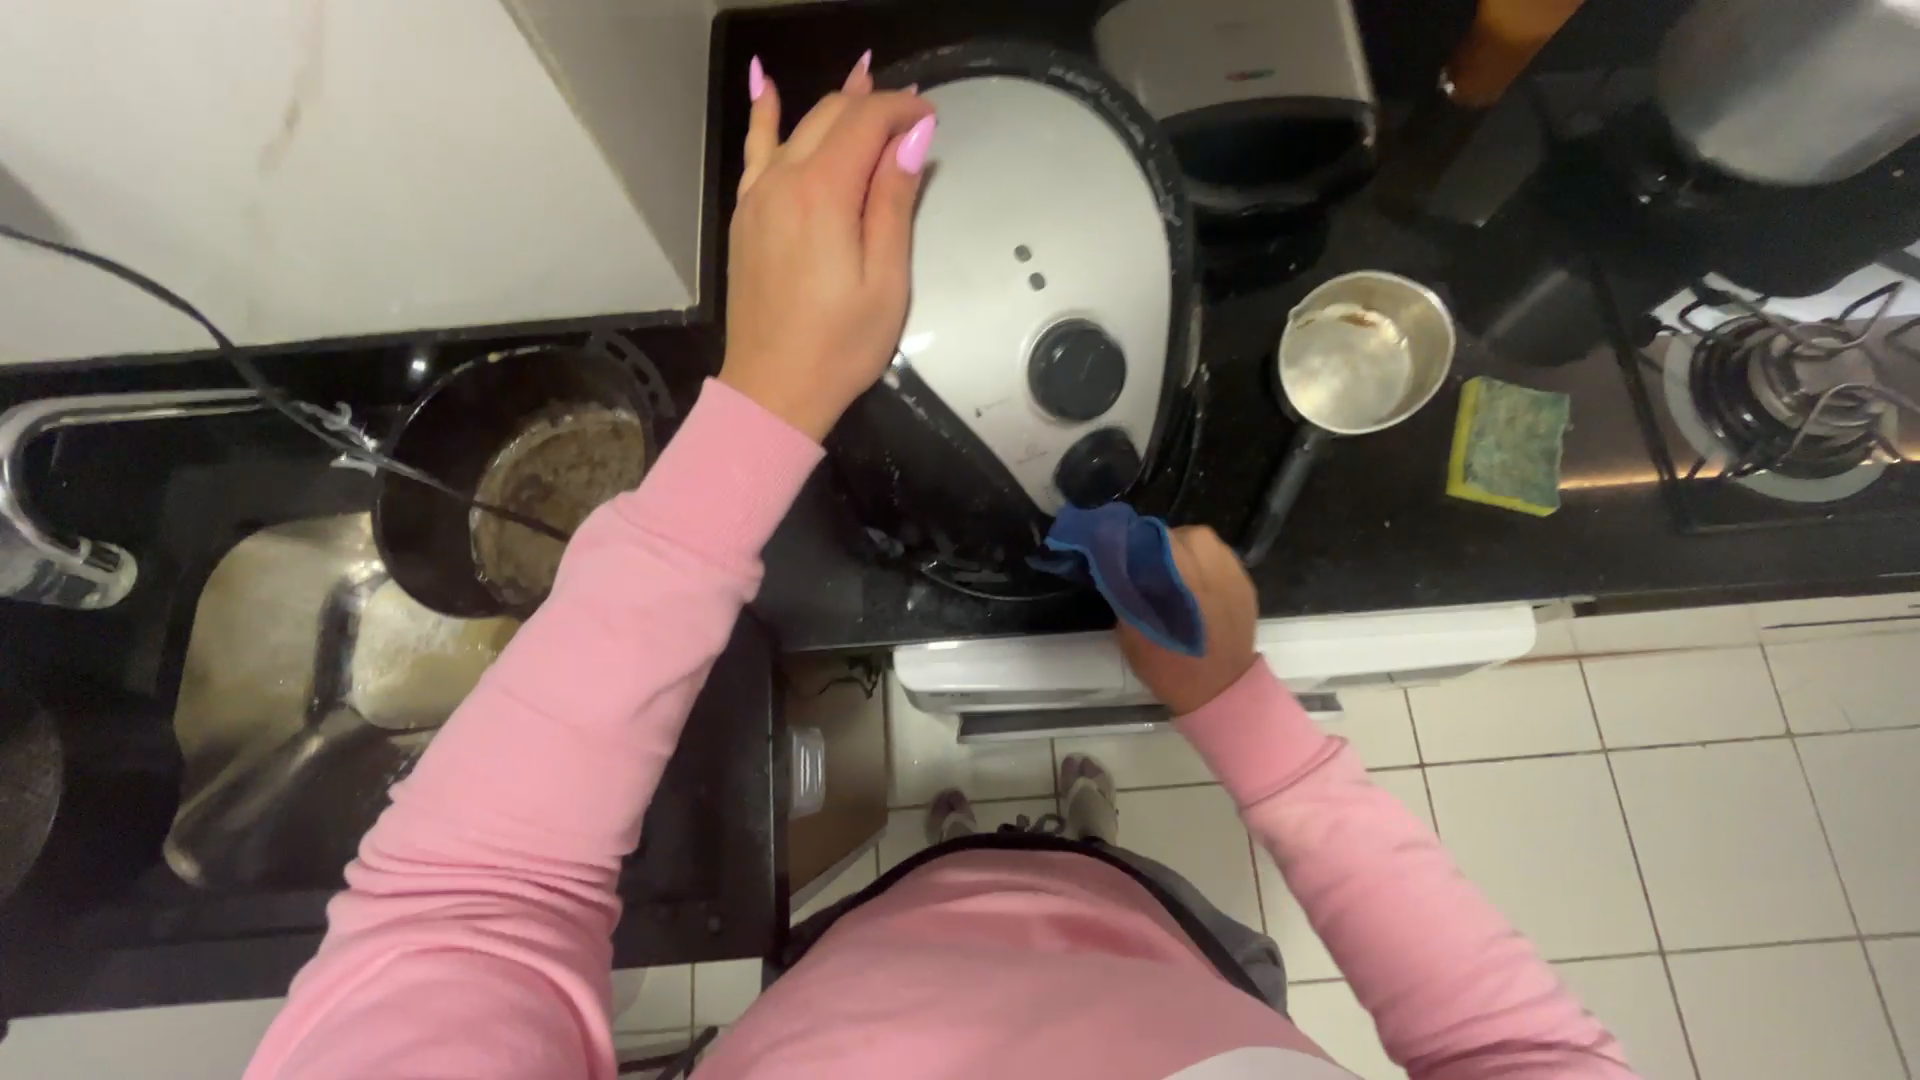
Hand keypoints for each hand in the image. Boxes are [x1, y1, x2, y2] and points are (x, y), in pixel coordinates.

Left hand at [719, 54, 937, 440]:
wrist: (774, 390)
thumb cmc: (841, 347)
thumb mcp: (886, 281)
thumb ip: (893, 204)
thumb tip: (911, 140)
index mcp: (823, 194)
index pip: (866, 123)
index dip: (902, 110)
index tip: (932, 117)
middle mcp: (783, 182)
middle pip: (831, 117)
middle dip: (873, 104)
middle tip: (911, 111)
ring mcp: (756, 198)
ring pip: (796, 129)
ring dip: (833, 104)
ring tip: (862, 79)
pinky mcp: (745, 218)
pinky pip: (756, 152)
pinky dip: (765, 117)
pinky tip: (767, 89)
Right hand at [1117, 526, 1259, 714]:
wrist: (1219, 691)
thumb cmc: (1168, 666)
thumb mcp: (1131, 630)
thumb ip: (1125, 590)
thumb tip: (1116, 565)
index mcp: (1180, 575)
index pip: (1151, 538)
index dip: (1133, 543)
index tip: (1122, 556)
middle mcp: (1210, 565)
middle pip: (1181, 535)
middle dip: (1160, 545)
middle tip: (1146, 566)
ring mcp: (1233, 572)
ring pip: (1203, 542)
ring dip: (1184, 550)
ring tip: (1172, 574)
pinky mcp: (1245, 582)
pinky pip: (1219, 558)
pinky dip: (1204, 563)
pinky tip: (1194, 584)